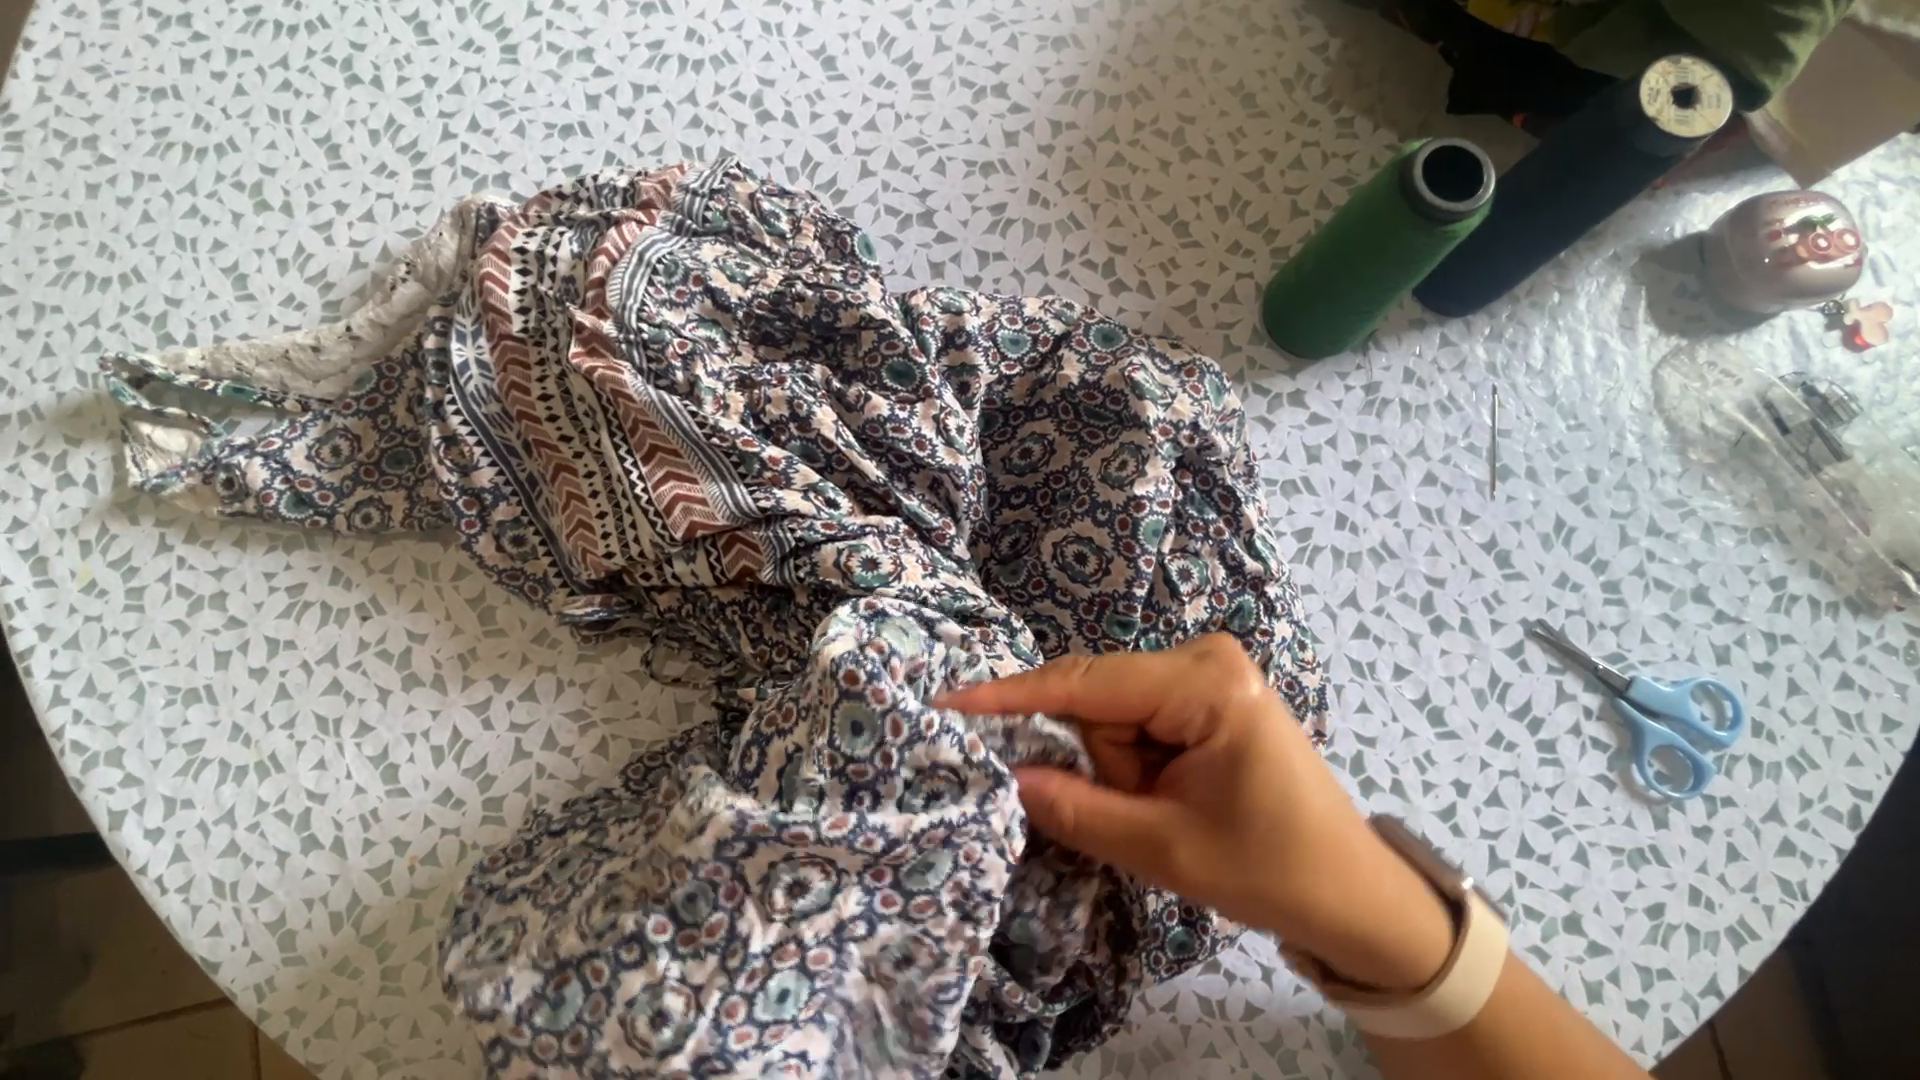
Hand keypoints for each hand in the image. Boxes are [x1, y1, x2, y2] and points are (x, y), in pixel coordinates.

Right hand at [937, 634, 1456, 990]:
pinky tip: (1174, 794)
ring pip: (1111, 716)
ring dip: (1122, 770)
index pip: (1086, 682)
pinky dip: (1134, 763)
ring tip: (1173, 810)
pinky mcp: (1203, 692)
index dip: (1013, 696)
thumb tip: (1008, 777)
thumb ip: (1078, 810)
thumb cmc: (1271, 869)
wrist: (1350, 890)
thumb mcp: (1165, 850)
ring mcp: (1205, 671)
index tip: (950, 702)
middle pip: (1098, 702)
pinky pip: (1134, 721)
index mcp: (1205, 683)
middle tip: (1150, 815)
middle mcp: (1204, 658)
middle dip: (1101, 763)